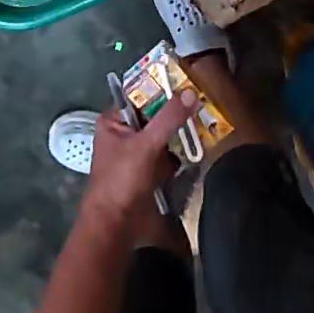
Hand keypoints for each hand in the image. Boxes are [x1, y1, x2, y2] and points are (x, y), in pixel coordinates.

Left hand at [81, 92, 196, 229]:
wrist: (114, 224)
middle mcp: (121, 133)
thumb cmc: (122, 179)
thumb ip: (168, 119)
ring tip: (199, 134)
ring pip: (160, 138)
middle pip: (152, 118)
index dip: (162, 93)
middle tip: (200, 112)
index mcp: (113, 120)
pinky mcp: (143, 172)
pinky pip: (163, 158)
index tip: (189, 88)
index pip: (140, 97)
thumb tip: (190, 92)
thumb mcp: (146, 145)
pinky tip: (188, 159)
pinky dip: (173, 160)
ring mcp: (133, 154)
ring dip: (176, 141)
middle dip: (173, 120)